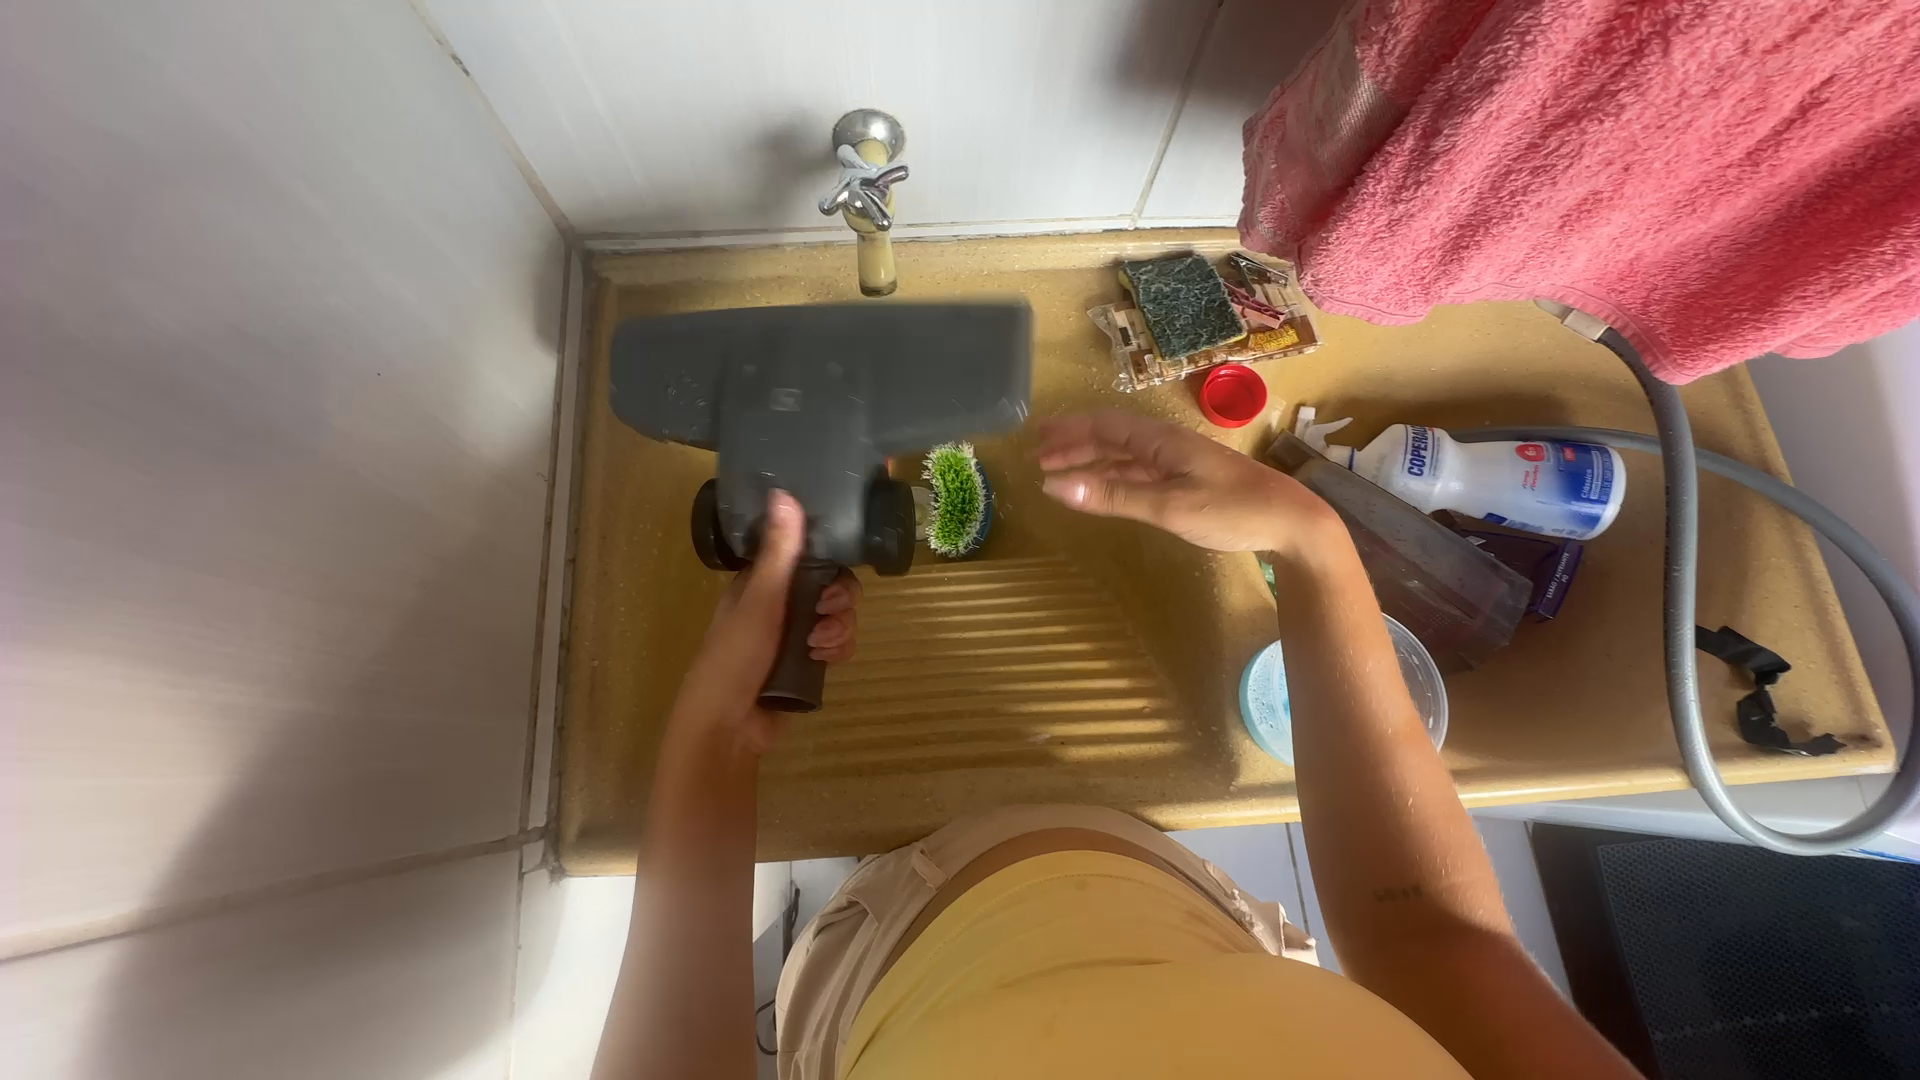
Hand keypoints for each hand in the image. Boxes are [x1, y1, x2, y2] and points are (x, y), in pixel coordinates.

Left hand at [669, 490, 861, 755]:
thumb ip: (779, 552)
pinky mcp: (806, 664)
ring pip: (838, 617)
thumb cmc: (734, 657)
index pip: (807, 555)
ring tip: (819, 646)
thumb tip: (783, 492)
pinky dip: (838, 650)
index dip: (828, 559)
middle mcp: (779, 604)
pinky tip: (823, 661)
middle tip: (827, 612)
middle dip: (839, 600)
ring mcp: (794, 635)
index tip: (833, 571)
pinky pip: (837, 646)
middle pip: (831, 586)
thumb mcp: (759, 601)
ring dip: (838, 628)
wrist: (726, 727)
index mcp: (761, 582)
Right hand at [1036, 410, 1340, 558]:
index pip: (1104, 425)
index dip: (1069, 430)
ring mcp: (1177, 462)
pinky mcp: (1186, 481)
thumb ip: (1112, 496)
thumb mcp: (1168, 505)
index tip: (1036, 438)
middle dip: (1074, 444)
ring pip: (1123, 455)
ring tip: (1060, 472)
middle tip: (1039, 455)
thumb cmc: (1232, 510)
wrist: (1292, 522)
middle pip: (1111, 436)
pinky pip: (1138, 472)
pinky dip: (1112, 477)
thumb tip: (1055, 485)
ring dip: (1090, 461)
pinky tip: (1102, 487)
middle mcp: (1166, 444)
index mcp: (1161, 440)